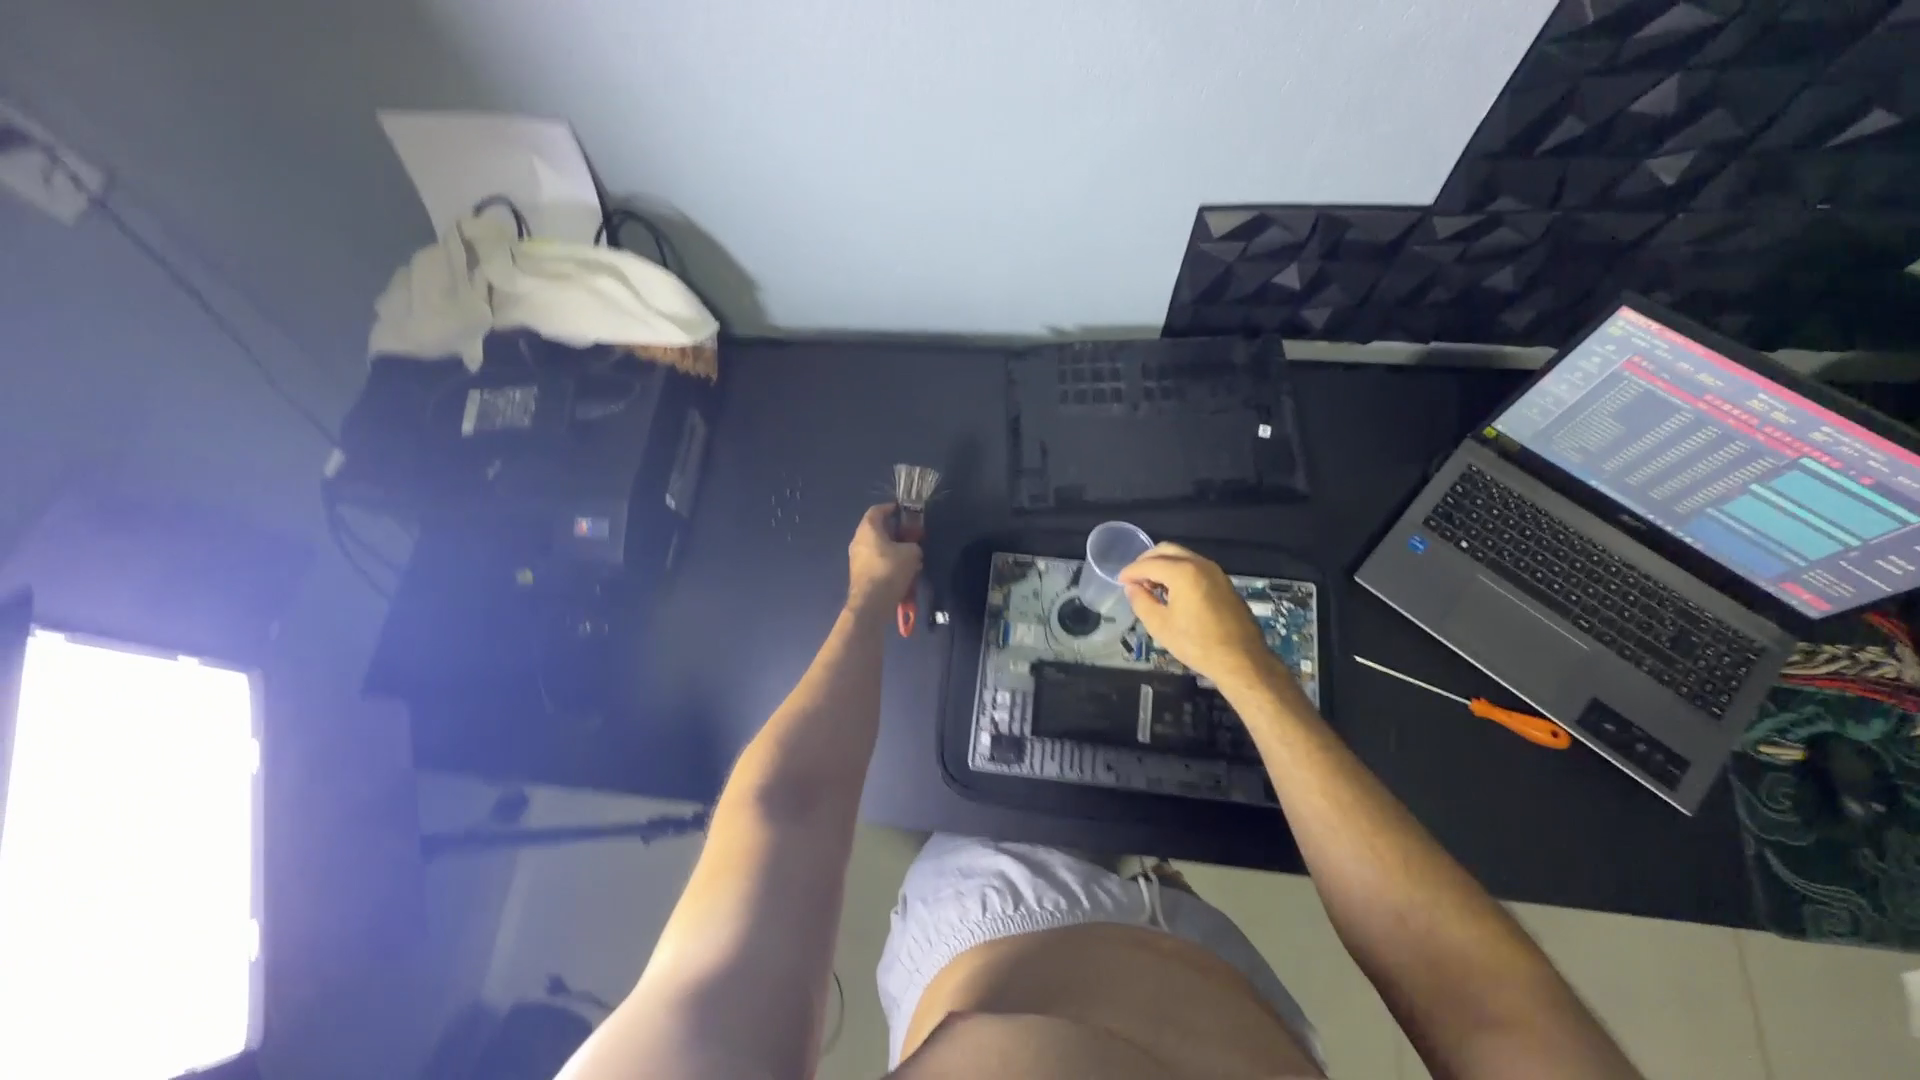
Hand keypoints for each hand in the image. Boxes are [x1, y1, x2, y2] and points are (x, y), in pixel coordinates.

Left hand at [846, 503, 922, 612]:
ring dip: (891, 548)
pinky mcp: (859, 574)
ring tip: (908, 555)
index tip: (903, 510)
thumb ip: (913, 545)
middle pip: (876, 529)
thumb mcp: (912, 553)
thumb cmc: (890, 570)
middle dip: (893, 531)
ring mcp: (856, 558)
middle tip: (909, 535)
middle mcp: (858, 540)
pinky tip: (900, 571)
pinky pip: (875, 561)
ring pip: (876, 547)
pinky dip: (887, 562)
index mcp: (868, 529)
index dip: (890, 508)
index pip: (877, 510)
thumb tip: (911, 549)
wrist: (871, 603)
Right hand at [1119, 543, 1277, 689]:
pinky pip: (1195, 567)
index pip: (1149, 564)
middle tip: (1134, 579)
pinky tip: (1173, 592)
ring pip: (1183, 557)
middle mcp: (1200, 564)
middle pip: (1167, 550)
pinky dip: (1179, 571)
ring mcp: (1215, 572)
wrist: (1242, 659)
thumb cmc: (1197, 644)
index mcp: (1183, 572)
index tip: (1120, 581)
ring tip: (1151, 586)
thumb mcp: (1160, 626)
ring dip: (1164, 565)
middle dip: (1147, 561)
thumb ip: (1141, 602)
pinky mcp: (1224, 582)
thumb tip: (1131, 588)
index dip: (1131, 571)